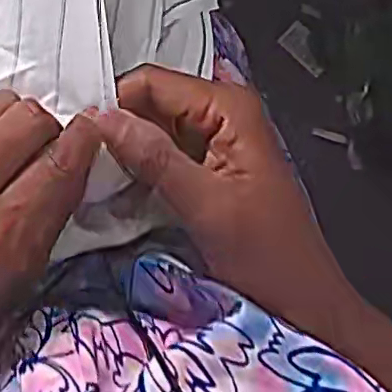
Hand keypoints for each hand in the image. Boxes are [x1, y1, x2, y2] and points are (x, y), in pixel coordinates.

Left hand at [0, 91, 100, 334]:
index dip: (84, 141)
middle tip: (43, 151)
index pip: (59, 167)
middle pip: (36, 121)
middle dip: (51, 132)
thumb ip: (57, 208)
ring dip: (21, 121)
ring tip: (11, 148)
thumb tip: (82, 147)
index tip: (93, 130)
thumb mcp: (23, 270)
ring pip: (11, 102)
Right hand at [96, 65, 361, 335]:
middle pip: (152, 99)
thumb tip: (104, 118)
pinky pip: (163, 148)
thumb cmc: (271, 260)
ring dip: (128, 149)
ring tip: (103, 177)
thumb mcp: (209, 207)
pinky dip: (142, 164)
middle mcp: (223, 108)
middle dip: (120, 126)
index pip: (153, 81)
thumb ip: (155, 158)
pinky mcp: (208, 161)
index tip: (84, 135)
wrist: (307, 310)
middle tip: (89, 159)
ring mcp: (216, 135)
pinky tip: (125, 186)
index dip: (116, 103)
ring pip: (153, 124)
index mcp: (229, 104)